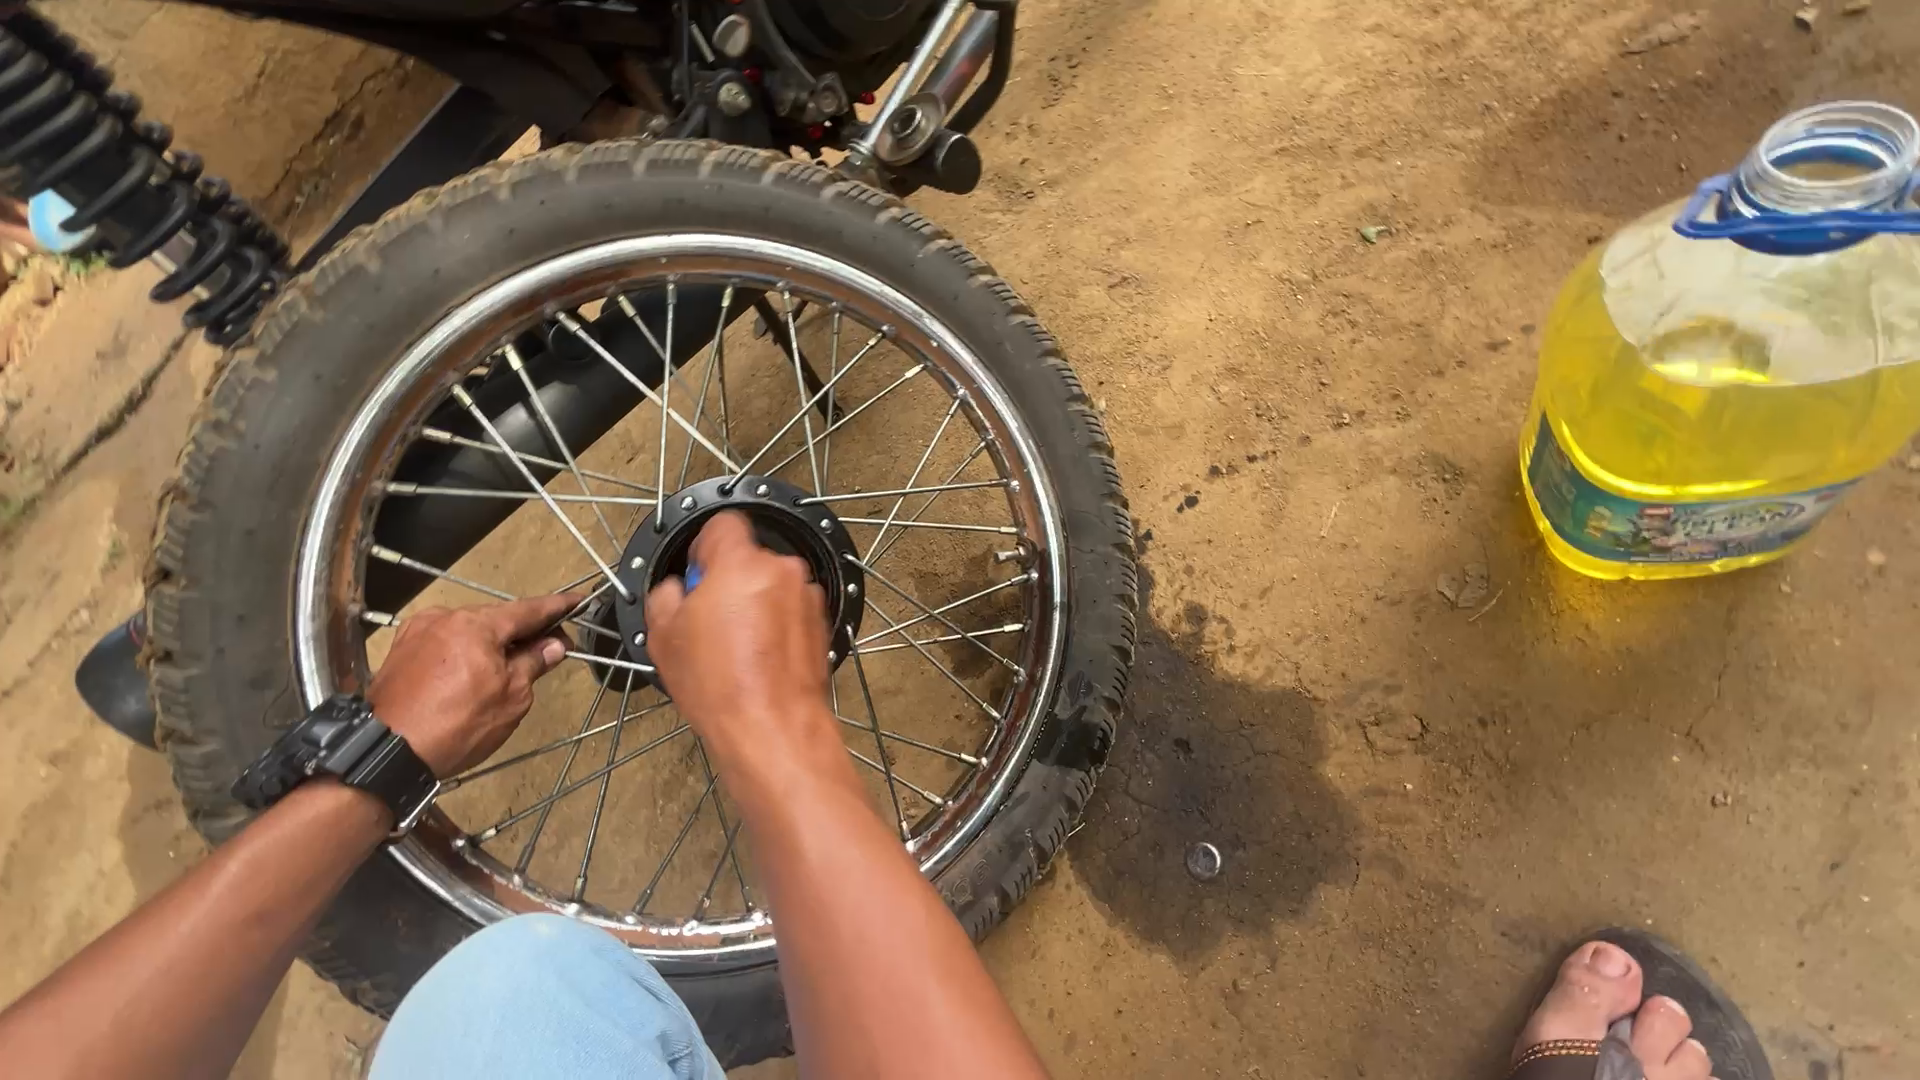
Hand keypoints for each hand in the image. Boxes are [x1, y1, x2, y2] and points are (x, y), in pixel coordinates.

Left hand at [366, 594, 579, 776]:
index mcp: (476, 624)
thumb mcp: (512, 697)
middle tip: (551, 648)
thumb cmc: (457, 726)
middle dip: (525, 632)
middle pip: (497, 619)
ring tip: (514, 665)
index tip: (578, 602)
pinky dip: (468, 651)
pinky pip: (447, 643)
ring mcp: (418, 633)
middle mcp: (445, 618)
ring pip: (470, 631)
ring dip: (495, 643)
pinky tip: (478, 670)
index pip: (529, 610)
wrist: (385, 754)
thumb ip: (534, 663)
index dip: (558, 607)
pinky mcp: (401, 652)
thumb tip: (553, 645)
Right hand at [645, 512, 837, 772]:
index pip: (723, 524)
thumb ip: (666, 595)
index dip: (704, 546)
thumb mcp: (665, 636)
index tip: (696, 570)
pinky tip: (759, 656)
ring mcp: (807, 595)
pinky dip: (776, 623)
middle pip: (748, 559)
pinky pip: (790, 608)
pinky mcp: (822, 620)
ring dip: (754, 603)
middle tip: (710, 619)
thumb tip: (676, 589)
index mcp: (741, 563)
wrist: (773, 726)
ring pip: (771, 585)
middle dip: (728, 582)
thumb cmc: (722, 686)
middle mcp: (782, 571)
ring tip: (736, 646)